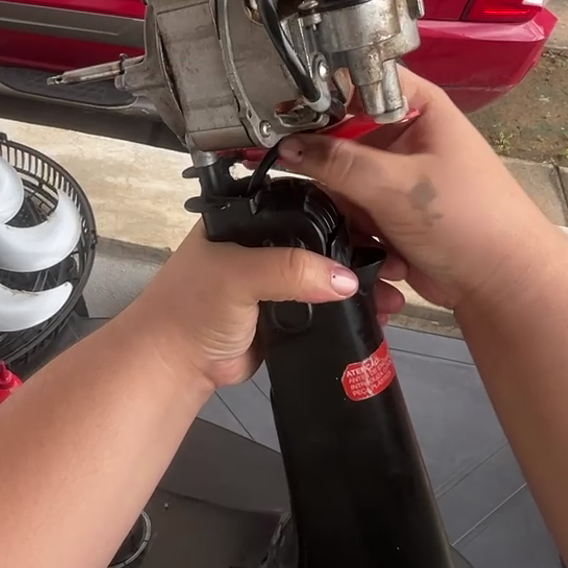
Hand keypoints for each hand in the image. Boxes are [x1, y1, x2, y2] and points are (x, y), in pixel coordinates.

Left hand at [122, 222, 406, 389]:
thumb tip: (345, 279)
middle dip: (353, 252)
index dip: (334, 212)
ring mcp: (271, 280)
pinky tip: (375, 311)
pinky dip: (346, 310)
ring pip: (321, 276)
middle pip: (315, 241)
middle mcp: (258, 244)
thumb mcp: (238, 275)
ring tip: (390, 290)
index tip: (374, 223)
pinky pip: (321, 307)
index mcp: (241, 220)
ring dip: (354, 284)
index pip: (296, 204)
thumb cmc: (191, 307)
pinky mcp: (282, 314)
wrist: (176, 364)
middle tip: (391, 262)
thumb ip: (290, 270)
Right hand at [278, 68, 567, 311]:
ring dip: (340, 201)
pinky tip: (362, 239)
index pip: (357, 81)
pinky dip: (349, 224)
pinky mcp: (385, 210)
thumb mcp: (396, 184)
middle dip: (325, 161)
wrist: (501, 286)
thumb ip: (336, 162)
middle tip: (307, 175)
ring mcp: (392, 175)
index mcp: (417, 107)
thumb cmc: (467, 221)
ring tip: (358, 222)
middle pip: (339, 132)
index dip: (320, 94)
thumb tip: (284, 148)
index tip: (284, 114)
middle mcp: (402, 135)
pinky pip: (347, 207)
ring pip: (338, 175)